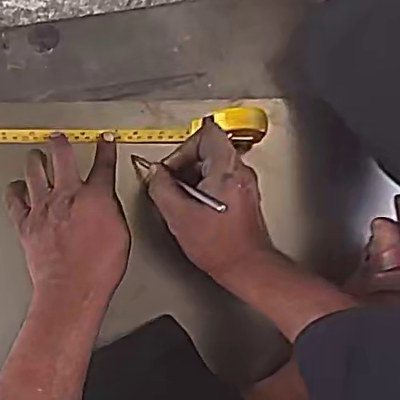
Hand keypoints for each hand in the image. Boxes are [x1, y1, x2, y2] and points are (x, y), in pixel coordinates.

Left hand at [4, 134, 129, 313]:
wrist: (71, 289)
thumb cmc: (97, 270)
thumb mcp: (121, 235)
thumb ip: (111, 211)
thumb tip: (107, 203)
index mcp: (95, 197)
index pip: (103, 164)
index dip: (105, 148)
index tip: (104, 141)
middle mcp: (67, 196)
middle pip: (62, 155)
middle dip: (61, 142)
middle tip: (59, 138)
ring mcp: (43, 207)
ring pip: (34, 170)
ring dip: (35, 160)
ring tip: (36, 155)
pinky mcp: (25, 223)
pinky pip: (14, 198)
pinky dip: (14, 189)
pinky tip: (16, 186)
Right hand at [144, 120, 279, 283]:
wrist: (245, 266)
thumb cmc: (220, 245)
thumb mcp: (178, 215)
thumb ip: (161, 188)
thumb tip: (154, 174)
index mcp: (226, 169)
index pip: (206, 133)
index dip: (182, 148)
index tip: (171, 166)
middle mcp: (240, 171)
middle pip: (208, 148)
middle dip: (184, 164)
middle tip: (171, 183)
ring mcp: (245, 184)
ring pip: (213, 165)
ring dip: (193, 177)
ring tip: (182, 199)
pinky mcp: (244, 196)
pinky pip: (220, 180)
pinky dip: (203, 188)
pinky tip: (194, 209)